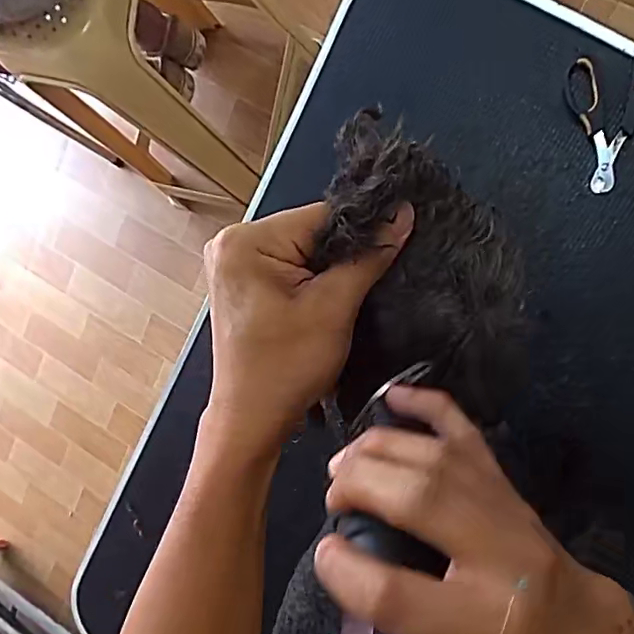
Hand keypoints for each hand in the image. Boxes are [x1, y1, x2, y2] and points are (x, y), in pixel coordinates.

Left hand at [200, 201, 413, 444]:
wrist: (254, 417)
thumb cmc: (285, 368)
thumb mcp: (334, 309)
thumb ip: (368, 259)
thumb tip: (400, 218)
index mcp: (246, 241)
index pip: (322, 216)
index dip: (365, 231)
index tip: (398, 241)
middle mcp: (232, 245)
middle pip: (313, 234)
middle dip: (346, 257)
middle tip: (373, 284)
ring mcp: (236, 268)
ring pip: (305, 256)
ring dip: (333, 274)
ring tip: (348, 301)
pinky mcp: (246, 289)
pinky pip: (292, 273)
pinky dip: (316, 287)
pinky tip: (330, 307)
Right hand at [313, 386, 633, 633]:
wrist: (580, 618)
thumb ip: (403, 628)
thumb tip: (345, 575)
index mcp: (485, 617)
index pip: (399, 593)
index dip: (347, 572)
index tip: (325, 553)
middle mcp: (500, 556)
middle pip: (420, 502)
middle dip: (360, 487)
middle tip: (333, 494)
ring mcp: (509, 511)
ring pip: (440, 462)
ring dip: (381, 450)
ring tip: (345, 462)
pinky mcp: (510, 485)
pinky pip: (468, 435)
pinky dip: (430, 408)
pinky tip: (394, 398)